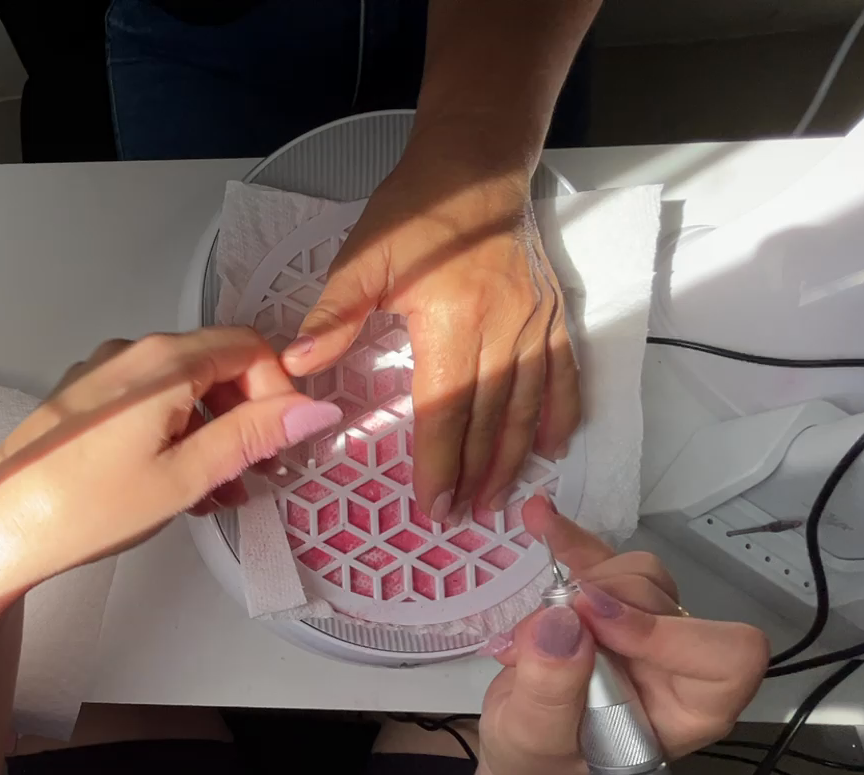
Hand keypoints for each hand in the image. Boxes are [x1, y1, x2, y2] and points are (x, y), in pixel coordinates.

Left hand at [0, 328, 342, 605]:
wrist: (0, 529)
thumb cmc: (93, 508)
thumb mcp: (183, 476)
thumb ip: (252, 436)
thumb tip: (317, 407)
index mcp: (162, 361)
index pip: (248, 347)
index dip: (278, 391)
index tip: (282, 443)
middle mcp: (129, 352)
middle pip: (212, 367)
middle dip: (244, 418)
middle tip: (257, 475)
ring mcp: (97, 374)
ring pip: (177, 392)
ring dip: (208, 434)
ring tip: (218, 494)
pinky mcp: (77, 401)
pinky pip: (142, 406)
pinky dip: (170, 435)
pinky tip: (171, 483)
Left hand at [284, 156, 579, 521]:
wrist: (473, 166)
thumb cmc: (412, 214)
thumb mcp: (361, 260)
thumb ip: (334, 316)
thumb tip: (299, 363)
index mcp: (454, 319)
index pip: (447, 410)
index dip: (440, 463)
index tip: (432, 505)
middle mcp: (504, 326)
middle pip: (491, 418)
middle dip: (476, 474)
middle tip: (463, 518)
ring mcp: (535, 319)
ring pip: (530, 404)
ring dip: (516, 457)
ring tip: (502, 501)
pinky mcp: (551, 310)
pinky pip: (564, 370)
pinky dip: (560, 412)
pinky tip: (555, 446)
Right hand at [473, 497, 770, 774]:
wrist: (522, 748)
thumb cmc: (536, 756)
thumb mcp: (534, 735)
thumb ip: (551, 687)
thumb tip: (561, 620)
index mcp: (691, 706)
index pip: (723, 655)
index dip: (663, 632)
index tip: (591, 626)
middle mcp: (680, 662)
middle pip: (664, 603)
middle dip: (594, 606)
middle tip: (536, 632)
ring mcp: (645, 629)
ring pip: (636, 574)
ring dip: (576, 582)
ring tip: (527, 625)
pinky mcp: (604, 604)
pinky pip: (597, 558)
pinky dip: (566, 539)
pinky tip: (538, 516)